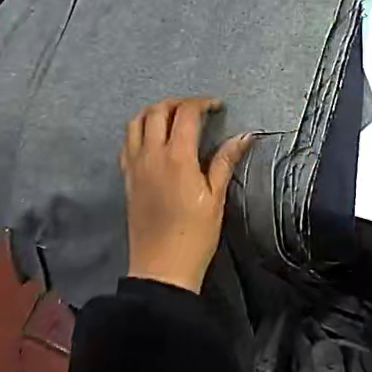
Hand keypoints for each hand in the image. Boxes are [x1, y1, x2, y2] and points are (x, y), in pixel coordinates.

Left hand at [119, 98, 254, 293]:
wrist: (162, 269)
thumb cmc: (195, 235)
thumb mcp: (216, 197)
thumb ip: (226, 161)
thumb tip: (244, 135)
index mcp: (177, 158)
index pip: (186, 114)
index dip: (203, 103)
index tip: (218, 107)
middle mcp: (151, 156)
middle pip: (157, 111)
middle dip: (178, 103)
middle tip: (198, 109)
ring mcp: (135, 167)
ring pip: (136, 123)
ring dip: (155, 112)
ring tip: (175, 118)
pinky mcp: (127, 179)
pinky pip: (127, 143)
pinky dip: (140, 131)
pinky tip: (155, 140)